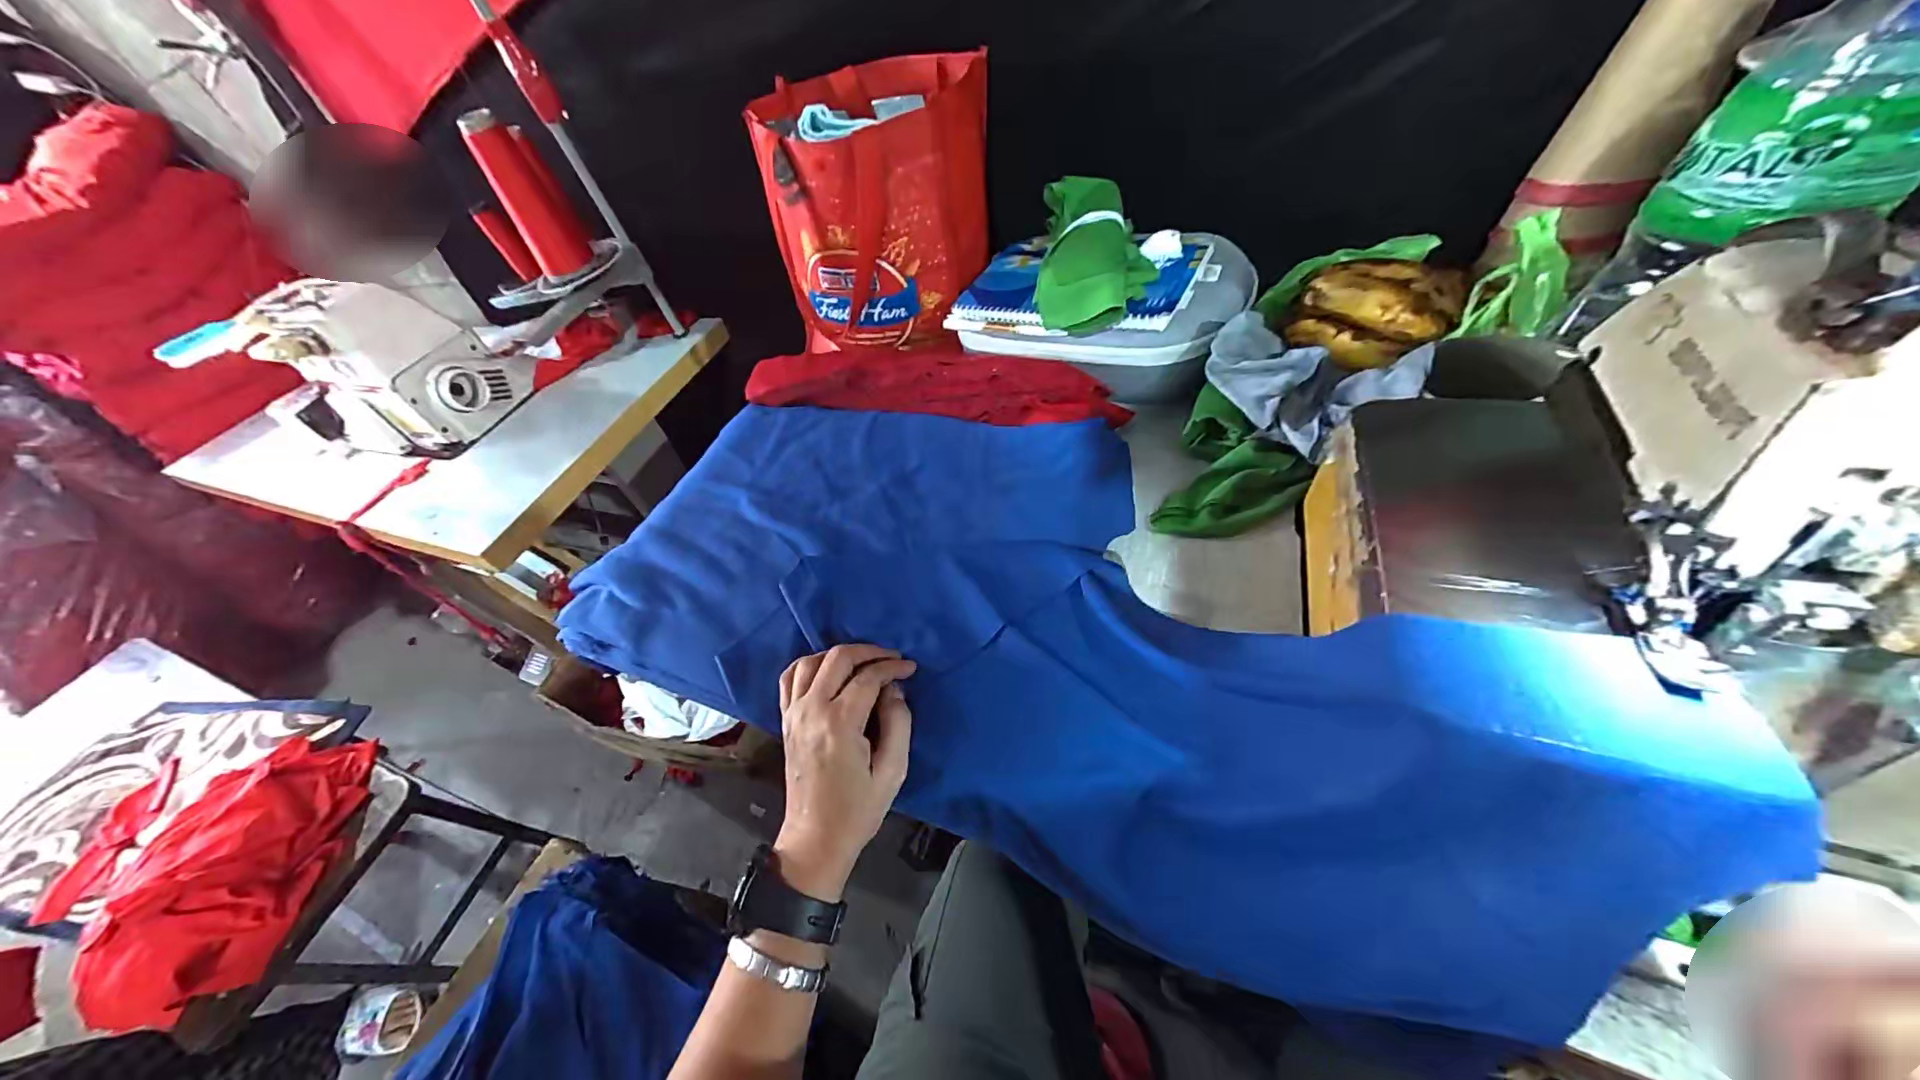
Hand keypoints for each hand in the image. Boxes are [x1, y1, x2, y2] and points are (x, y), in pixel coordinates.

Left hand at [773, 644, 915, 902]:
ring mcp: (793, 714)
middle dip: (869, 652)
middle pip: (838, 658)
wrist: (816, 838)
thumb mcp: (893, 771)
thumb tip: (893, 690)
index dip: (892, 667)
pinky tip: (828, 671)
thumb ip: (898, 723)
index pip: (868, 677)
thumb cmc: (858, 809)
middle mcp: (811, 710)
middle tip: (891, 659)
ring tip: (863, 663)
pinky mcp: (785, 720)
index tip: (910, 668)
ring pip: (811, 661)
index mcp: (840, 723)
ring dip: (839, 655)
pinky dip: (810, 665)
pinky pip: (790, 678)